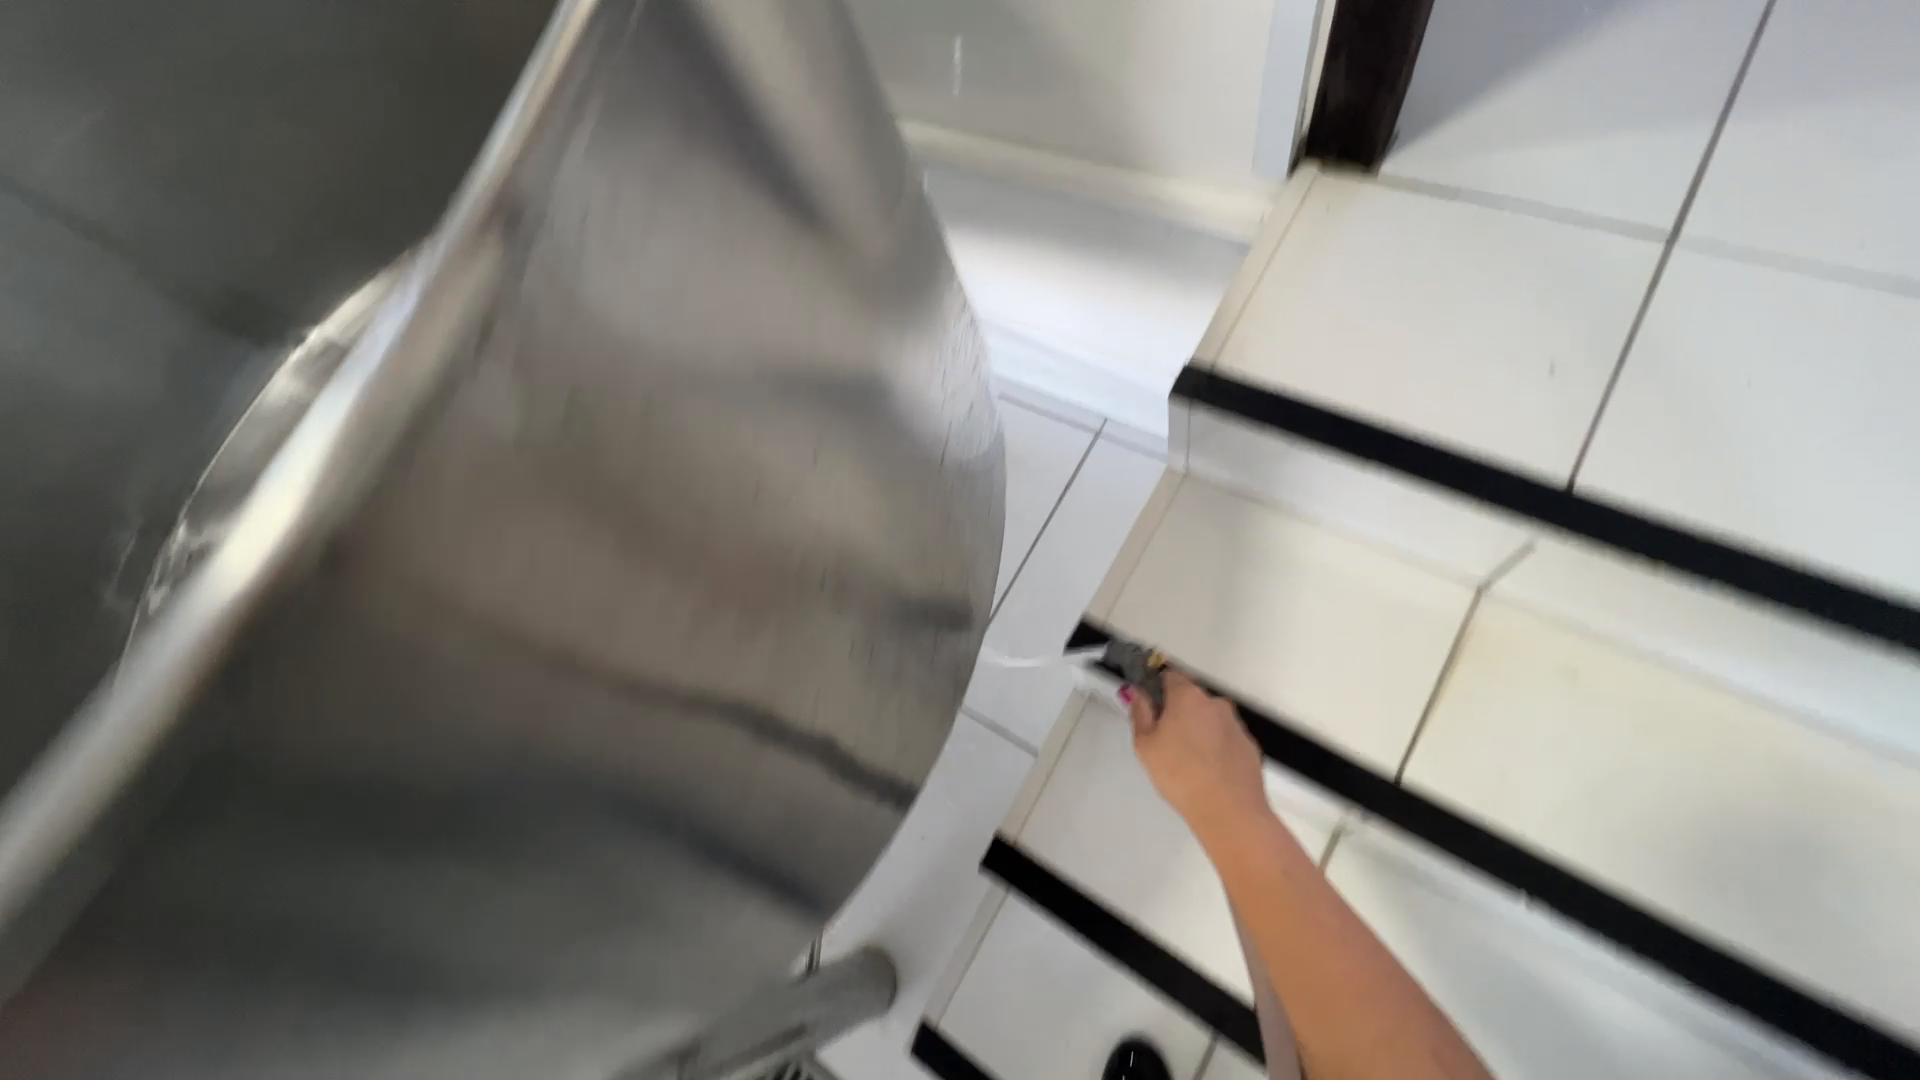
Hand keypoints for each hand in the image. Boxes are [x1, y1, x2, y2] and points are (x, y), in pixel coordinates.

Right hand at [1126, 669, 1270, 844]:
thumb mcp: (1145, 745)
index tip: (1149, 708)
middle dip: (1177, 712)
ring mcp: (1236, 724)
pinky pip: (1224, 738)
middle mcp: (1215, 703)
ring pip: (1209, 719)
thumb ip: (1140, 713)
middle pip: (1190, 698)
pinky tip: (1207, 771)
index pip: (1170, 675)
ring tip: (1188, 762)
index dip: (1156, 687)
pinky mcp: (1249, 745)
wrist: (1230, 811)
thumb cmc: (1180, 774)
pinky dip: (1215, 747)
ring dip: (1197, 730)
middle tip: (1164, 741)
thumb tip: (1139, 693)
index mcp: (1188, 696)